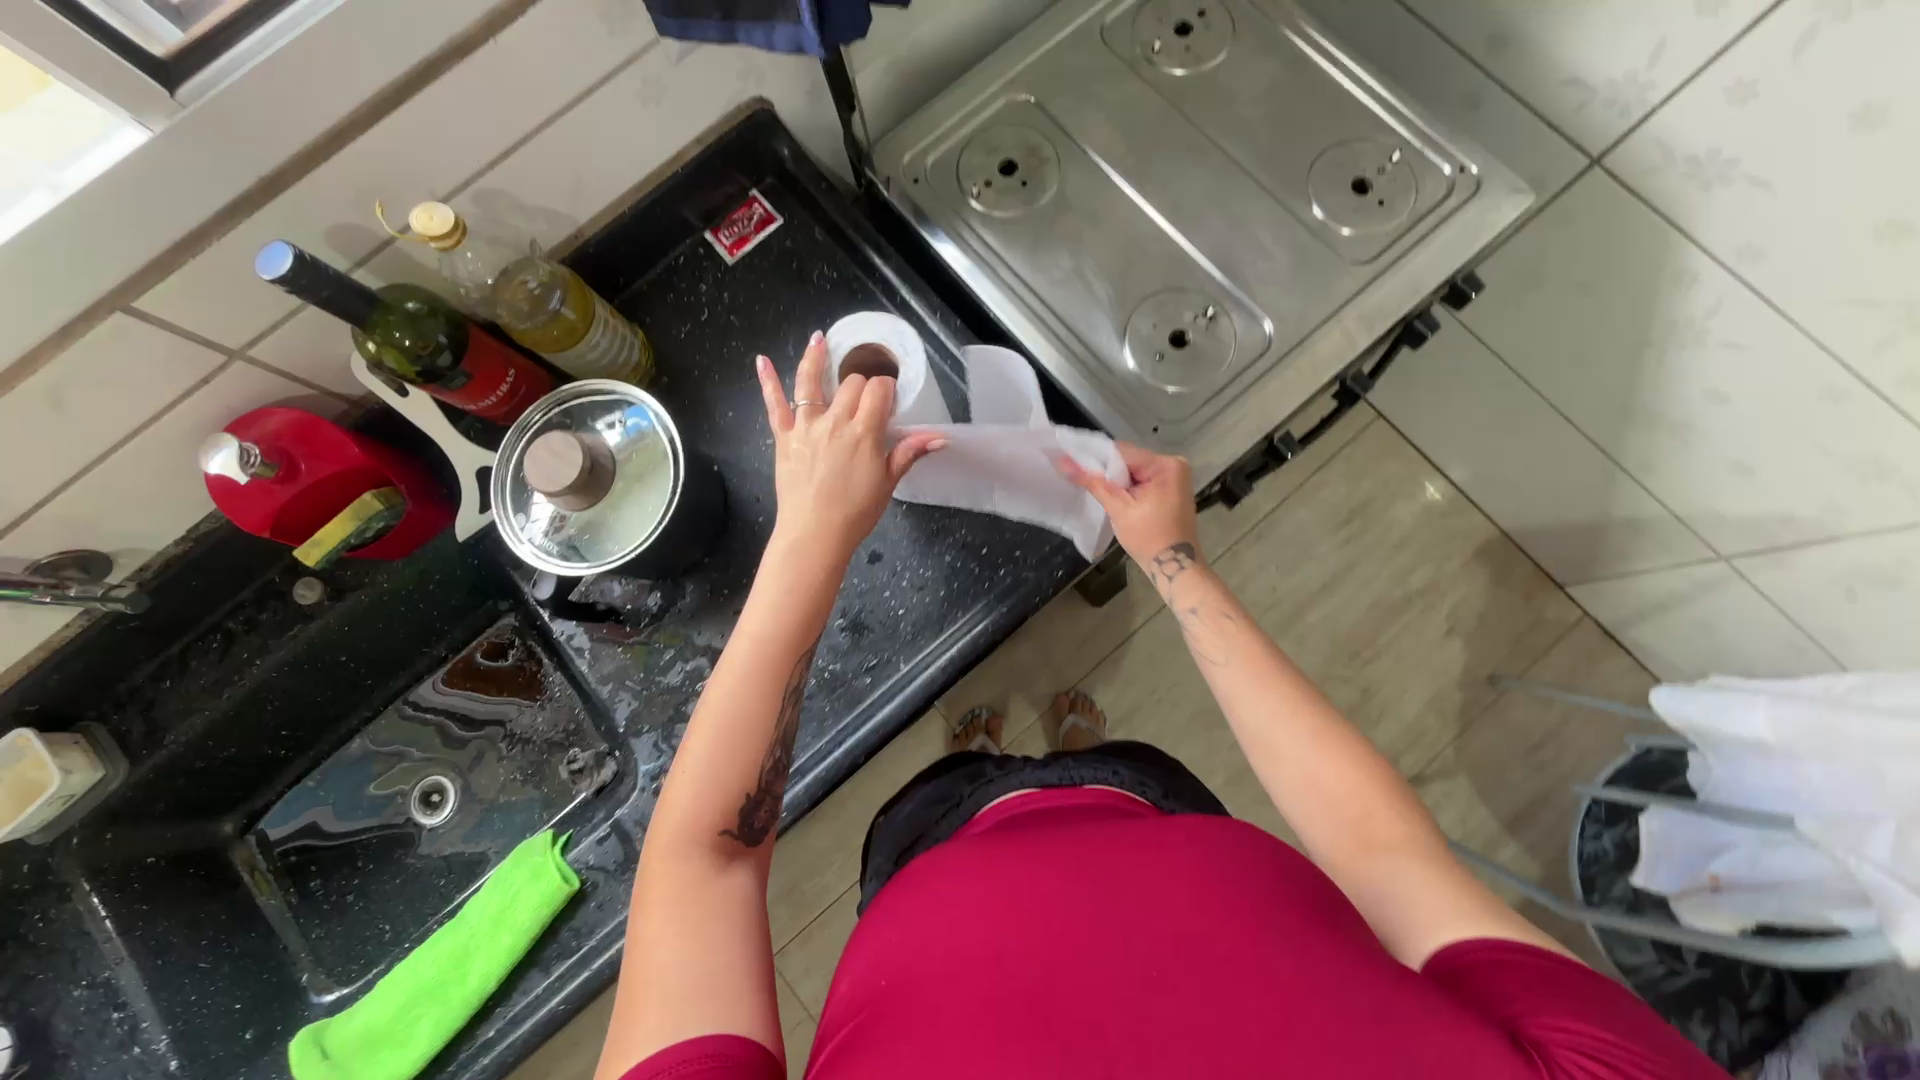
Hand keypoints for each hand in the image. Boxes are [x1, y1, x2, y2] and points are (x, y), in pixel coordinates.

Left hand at [755, 331, 944, 566]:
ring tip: (819, 339)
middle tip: (864, 397)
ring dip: (814, 357)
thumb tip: (940, 437)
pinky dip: (767, 381)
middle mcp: (835, 421)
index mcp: (864, 432)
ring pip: (810, 382)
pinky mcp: (784, 437)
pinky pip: (774, 404)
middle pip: (850, 384)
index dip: (886, 389)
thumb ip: (909, 452)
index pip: (878, 391)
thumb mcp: (888, 482)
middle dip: (861, 383)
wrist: (814, 534)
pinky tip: (761, 361)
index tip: (888, 398)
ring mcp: (806, 427)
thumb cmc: (855, 512)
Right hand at [1057, 441, 1202, 573]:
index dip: (1096, 459)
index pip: (1122, 452)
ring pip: (1133, 469)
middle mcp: (1174, 463)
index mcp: (1166, 465)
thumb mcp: (1118, 509)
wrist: (1174, 566)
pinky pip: (1142, 478)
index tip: (1072, 463)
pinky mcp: (1171, 486)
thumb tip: (1063, 463)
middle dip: (1106, 471)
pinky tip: (1115, 495)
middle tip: (1081, 479)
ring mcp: (1174, 475)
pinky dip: (1127, 486)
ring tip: (1095, 487)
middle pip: (1129, 459)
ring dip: (1116, 479)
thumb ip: (1093, 483)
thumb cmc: (1148, 539)